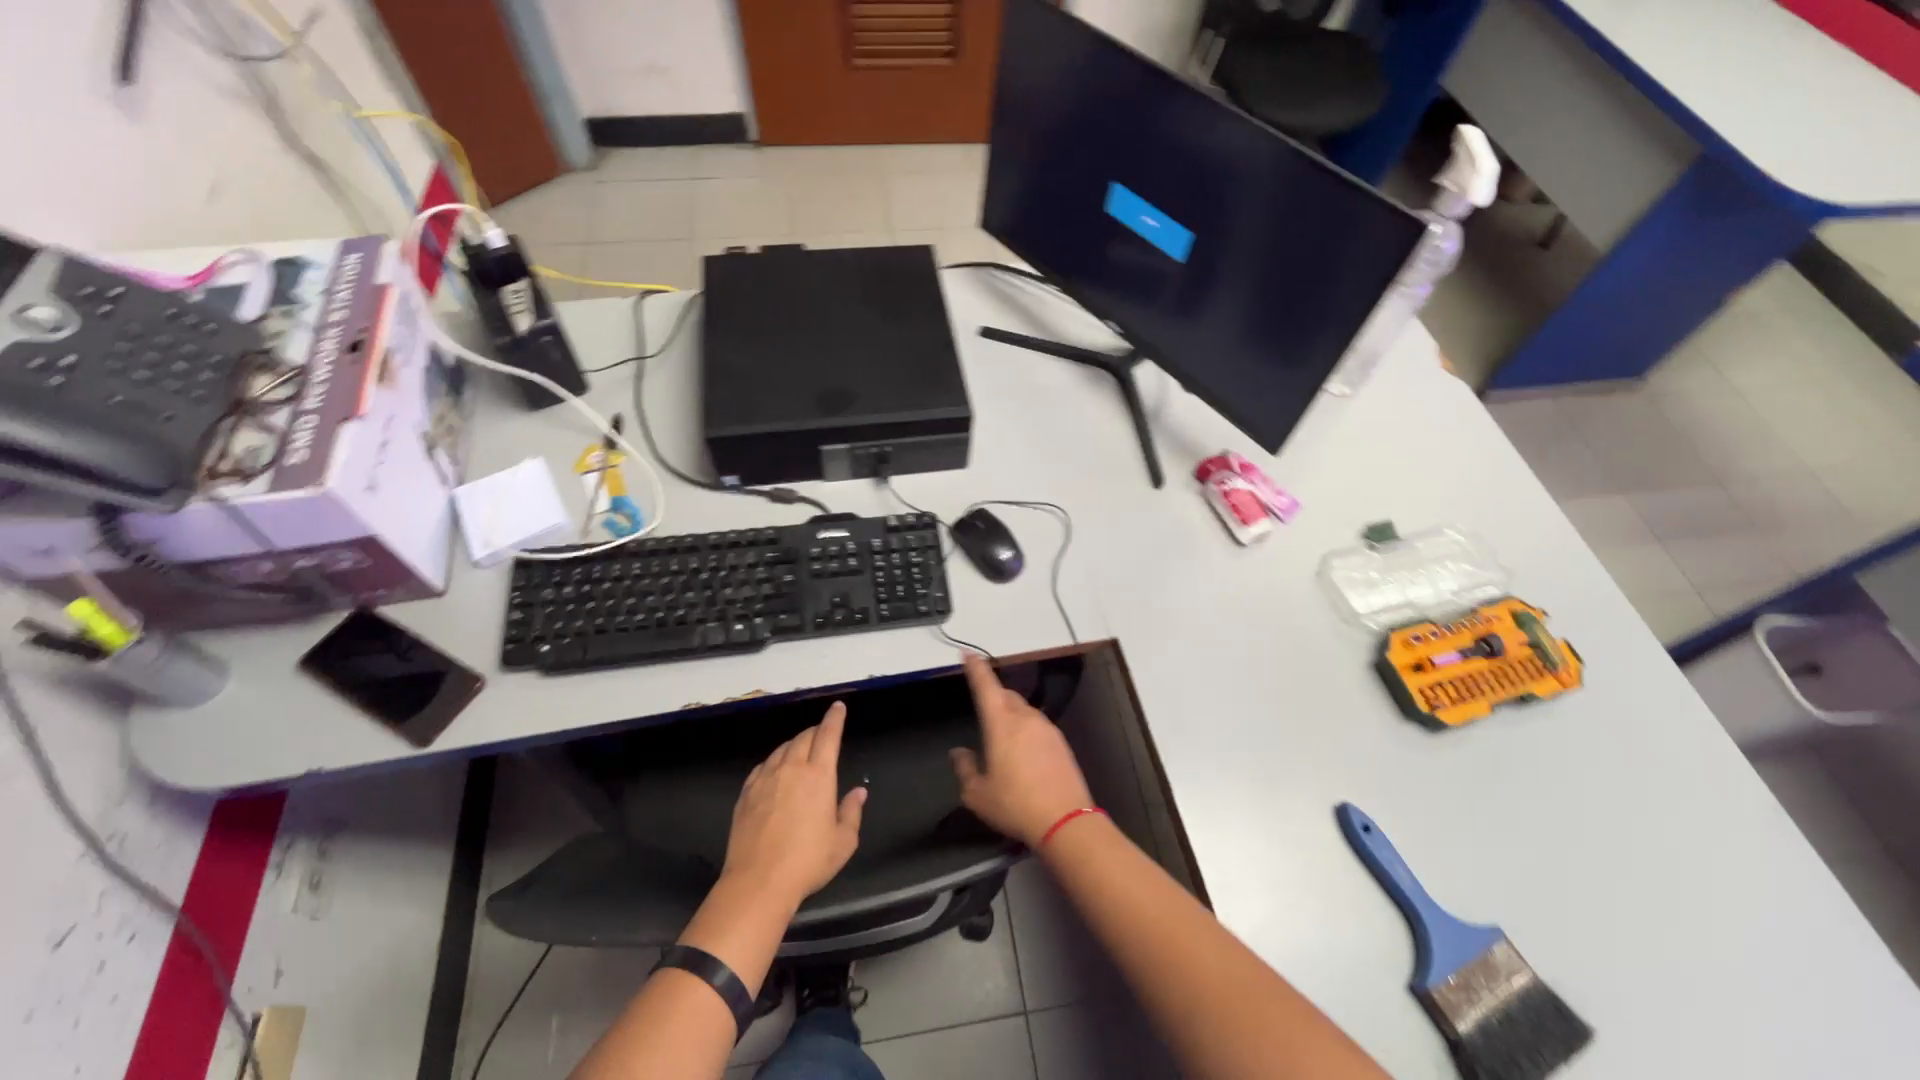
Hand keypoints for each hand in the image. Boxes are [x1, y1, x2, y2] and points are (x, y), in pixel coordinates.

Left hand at [723, 702, 866, 904]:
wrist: (758, 882)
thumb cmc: (808, 862)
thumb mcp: (843, 842)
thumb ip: (851, 812)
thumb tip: (858, 792)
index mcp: (819, 776)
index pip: (828, 735)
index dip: (834, 718)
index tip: (838, 707)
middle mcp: (791, 769)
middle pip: (803, 738)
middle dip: (815, 731)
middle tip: (822, 735)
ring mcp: (764, 779)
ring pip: (781, 749)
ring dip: (794, 745)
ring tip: (801, 752)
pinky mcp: (745, 793)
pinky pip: (763, 766)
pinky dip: (774, 762)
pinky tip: (775, 771)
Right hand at [951, 653, 1095, 846]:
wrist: (1066, 821)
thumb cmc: (1015, 805)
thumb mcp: (977, 794)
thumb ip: (965, 769)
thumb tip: (959, 753)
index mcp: (1002, 724)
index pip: (986, 687)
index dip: (976, 669)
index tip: (969, 655)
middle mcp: (1026, 719)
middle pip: (1007, 696)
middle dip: (993, 695)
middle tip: (982, 707)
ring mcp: (1048, 730)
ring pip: (1024, 711)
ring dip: (1011, 715)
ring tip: (1001, 738)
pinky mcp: (1062, 745)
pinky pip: (1038, 728)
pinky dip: (1026, 731)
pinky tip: (1023, 754)